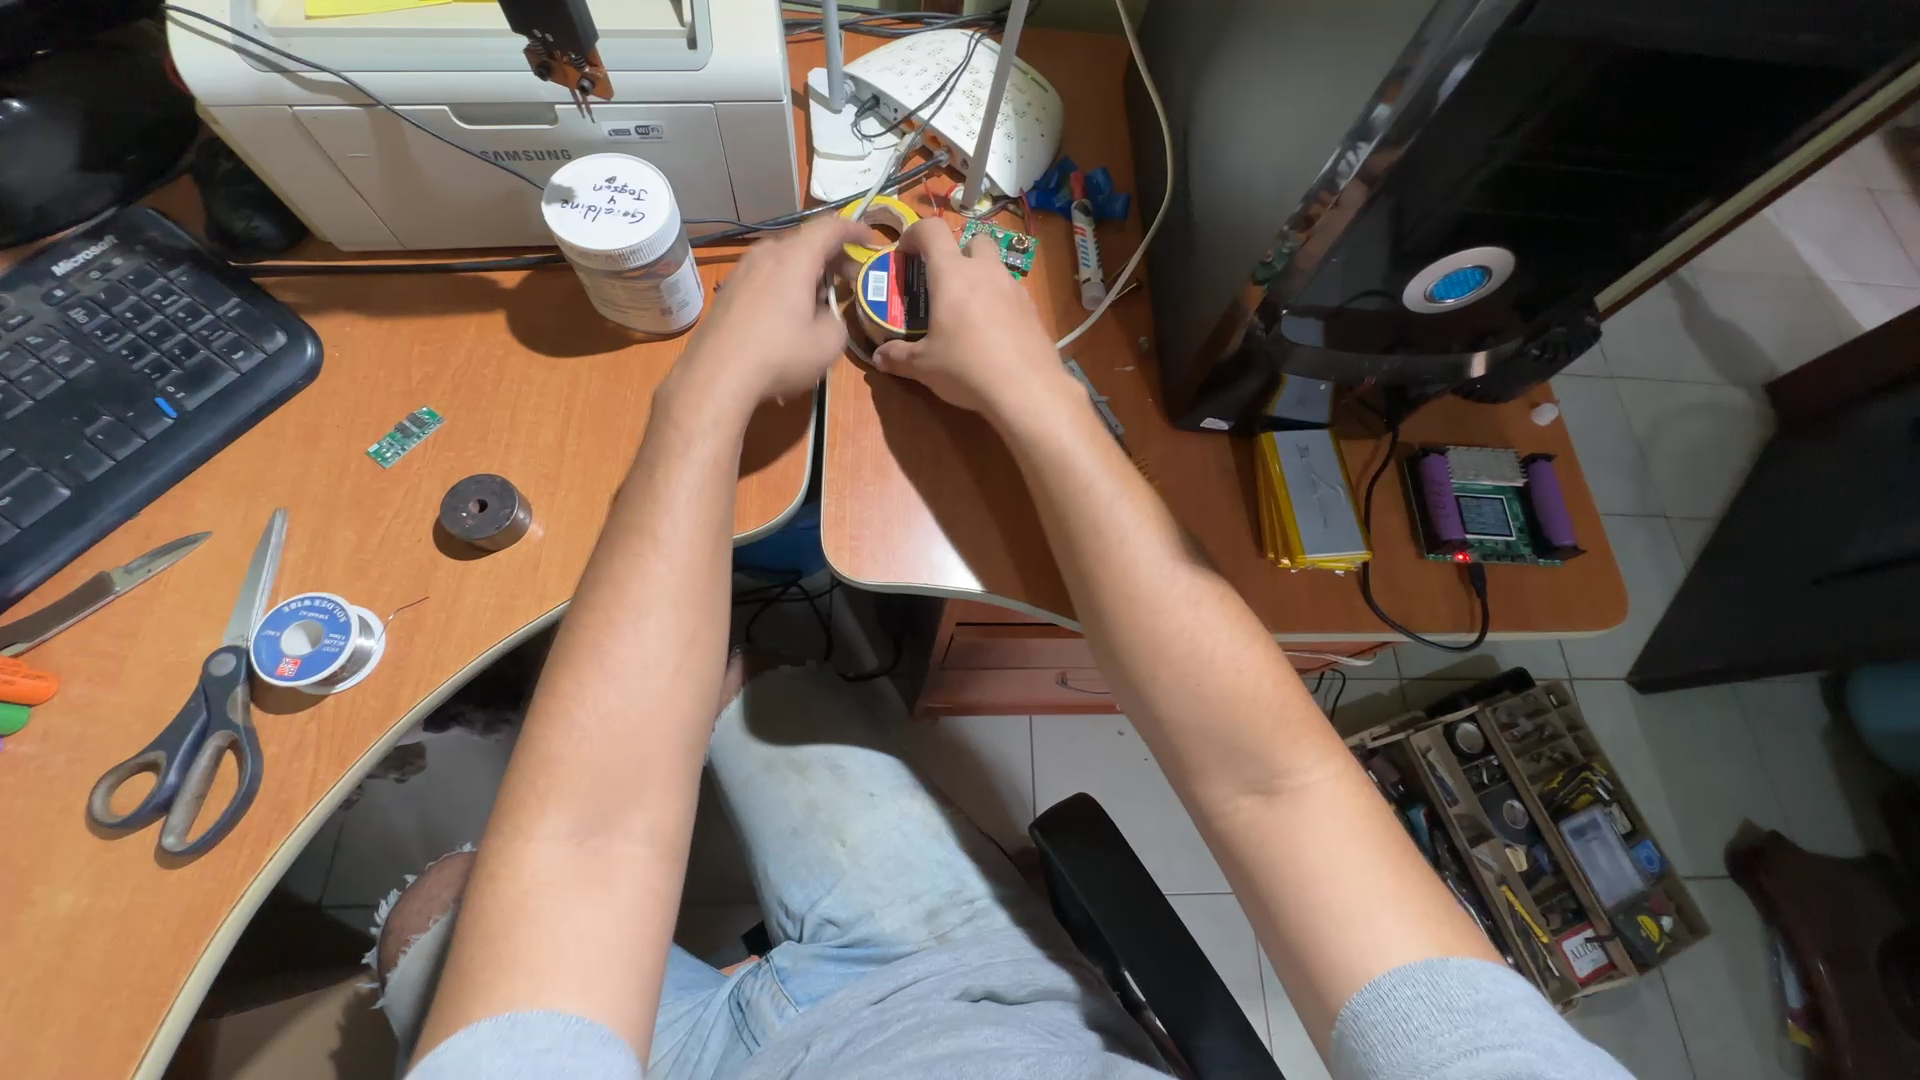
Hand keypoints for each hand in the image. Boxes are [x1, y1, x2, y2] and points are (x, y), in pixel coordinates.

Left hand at [673, 216, 870, 411]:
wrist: (717, 375)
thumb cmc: (779, 355)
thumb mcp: (828, 344)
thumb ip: (837, 321)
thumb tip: (826, 316)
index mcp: (795, 258)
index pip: (829, 227)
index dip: (854, 230)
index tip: (870, 240)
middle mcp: (766, 255)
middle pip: (804, 243)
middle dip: (831, 257)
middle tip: (848, 279)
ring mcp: (741, 271)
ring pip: (782, 261)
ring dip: (805, 274)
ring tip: (818, 299)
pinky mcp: (728, 292)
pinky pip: (764, 279)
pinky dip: (784, 287)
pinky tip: (787, 316)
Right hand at [870, 219, 1074, 419]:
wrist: (1026, 390)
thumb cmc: (966, 369)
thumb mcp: (924, 367)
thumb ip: (899, 357)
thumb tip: (879, 358)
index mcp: (953, 275)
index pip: (931, 230)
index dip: (914, 234)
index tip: (905, 254)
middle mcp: (986, 272)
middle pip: (974, 240)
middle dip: (958, 252)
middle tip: (945, 282)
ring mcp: (1014, 289)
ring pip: (996, 267)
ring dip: (981, 278)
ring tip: (969, 312)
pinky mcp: (1033, 310)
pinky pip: (1012, 294)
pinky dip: (1000, 303)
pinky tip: (994, 333)